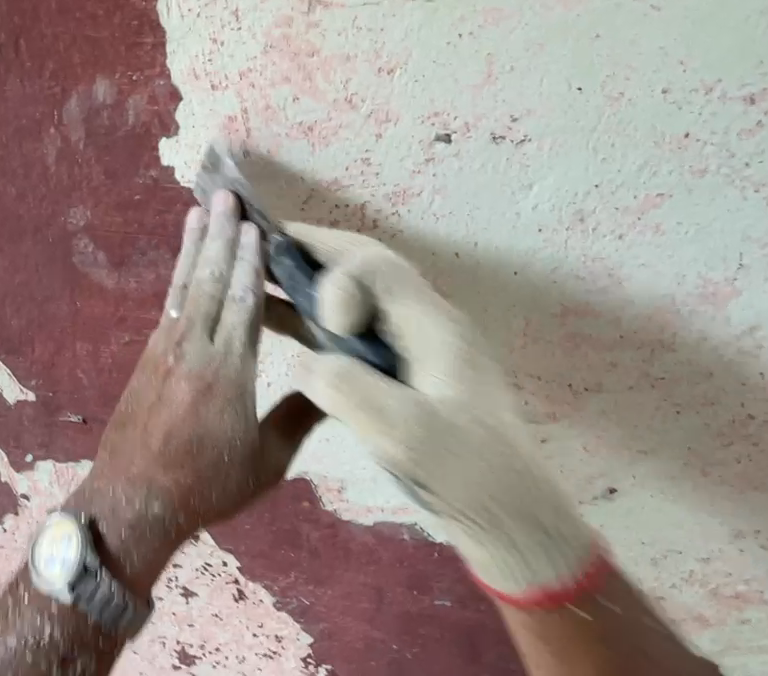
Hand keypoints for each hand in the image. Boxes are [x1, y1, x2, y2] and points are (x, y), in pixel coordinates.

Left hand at [72, 192, 323, 588]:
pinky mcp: (150, 351)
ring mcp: (166, 346)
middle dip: (220, 236)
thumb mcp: (266, 462)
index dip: (249, 263)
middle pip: (211, 281)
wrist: (136, 496)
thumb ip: (298, 418)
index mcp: (228, 371)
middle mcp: (195, 347)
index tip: (256, 227)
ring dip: (195, 244)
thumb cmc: (207, 483)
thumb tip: (331, 384)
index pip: (243, 304)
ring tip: (201, 208)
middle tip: (227, 196)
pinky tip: (184, 256)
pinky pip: (170, 300)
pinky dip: (178, 272)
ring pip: (186, 285)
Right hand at [286, 222, 605, 608]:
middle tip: (257, 243)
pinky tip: (277, 324)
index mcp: (432, 326)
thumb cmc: (467, 476)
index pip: (374, 266)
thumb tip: (304, 362)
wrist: (514, 524)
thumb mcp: (406, 434)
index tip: (321, 319)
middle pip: (362, 268)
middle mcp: (423, 323)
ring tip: (254, 273)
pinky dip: (312, 319)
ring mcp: (413, 348)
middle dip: (311, 252)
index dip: (335, 274)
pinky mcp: (402, 374)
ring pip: (353, 297)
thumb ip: (350, 388)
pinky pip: (350, 330)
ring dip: (306, 283)